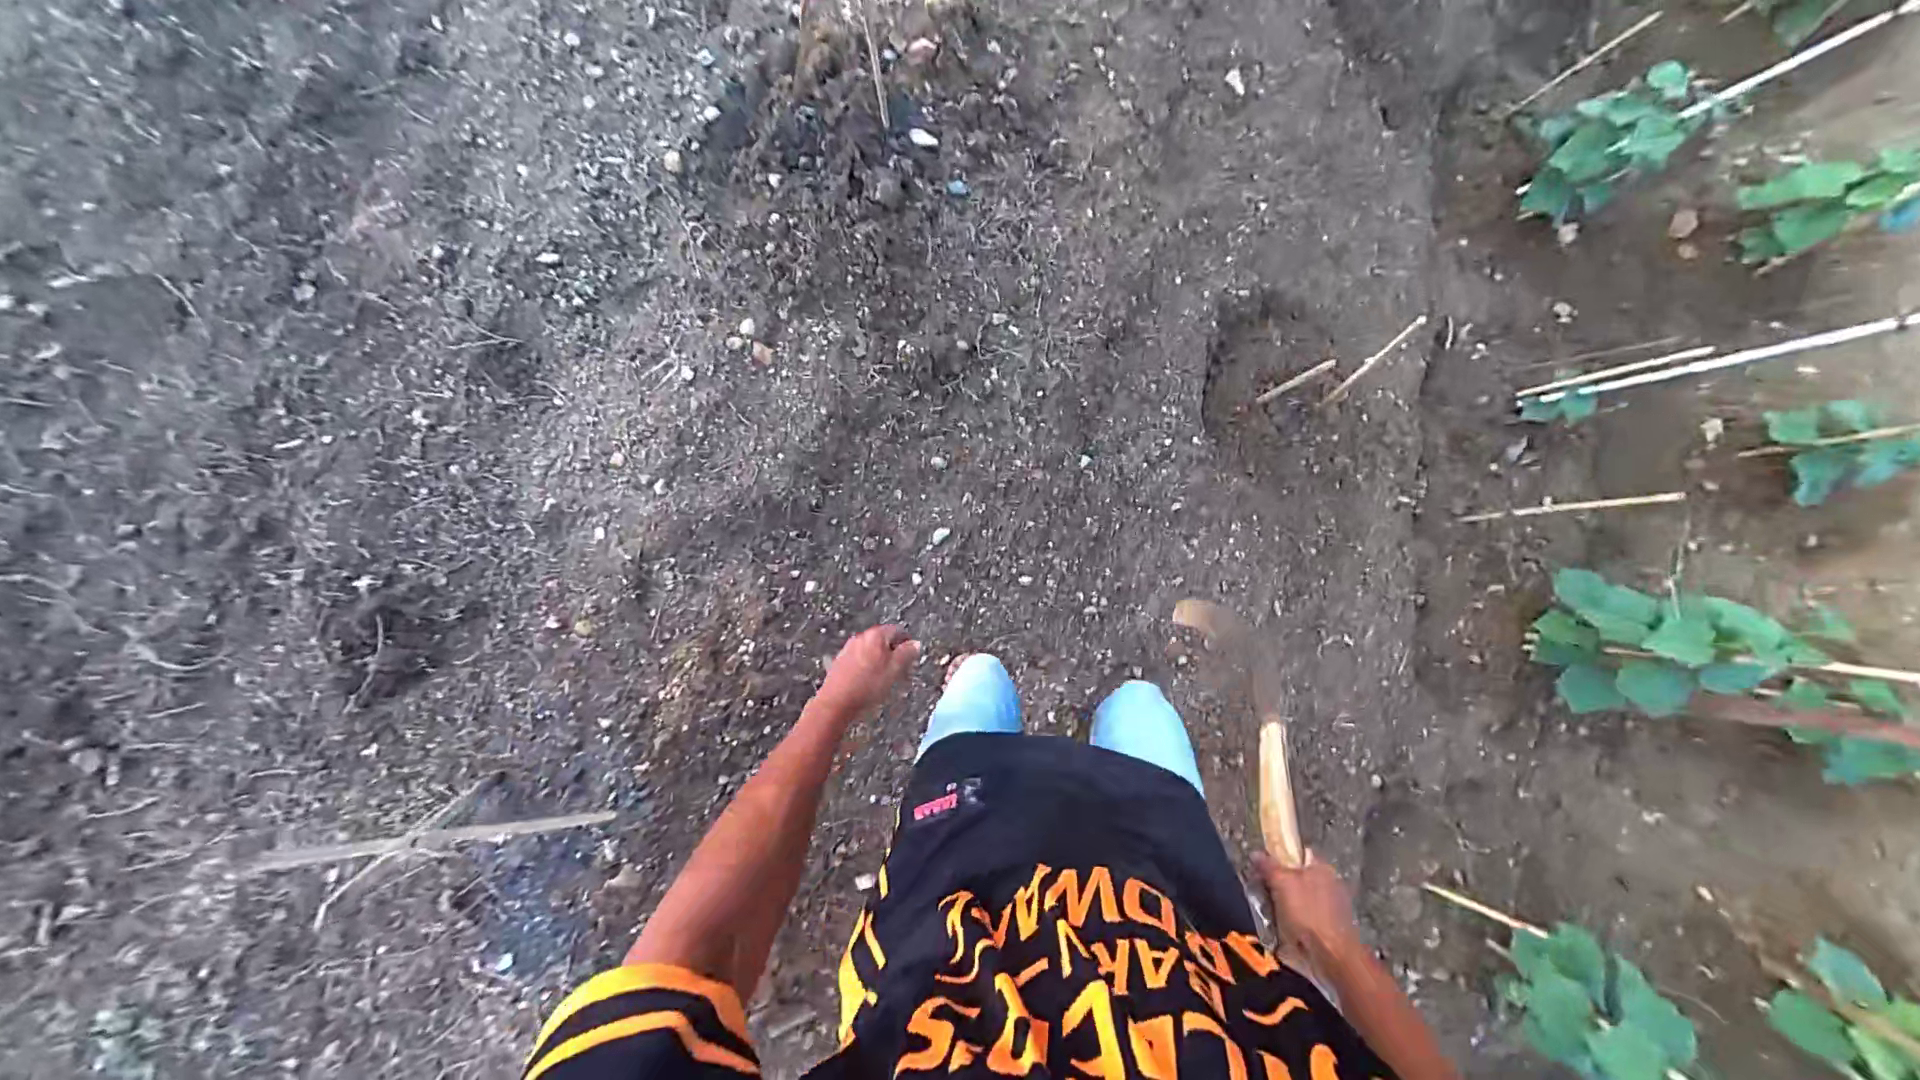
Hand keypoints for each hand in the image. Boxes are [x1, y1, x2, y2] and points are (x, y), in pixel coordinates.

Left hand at [816, 625, 920, 720]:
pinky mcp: (840, 662)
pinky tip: (868, 682)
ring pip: (871, 651)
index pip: (898, 631)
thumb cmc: (867, 686)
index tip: (911, 657)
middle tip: (900, 671)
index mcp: (876, 635)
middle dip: (893, 653)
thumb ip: (907, 653)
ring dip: (880, 661)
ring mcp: (848, 649)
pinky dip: (867, 668)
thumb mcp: (895, 670)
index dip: (907, 643)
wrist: (836, 702)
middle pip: (883, 640)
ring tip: (884, 679)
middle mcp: (861, 637)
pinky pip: (860, 660)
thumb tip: (915, 643)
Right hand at [1253, 850, 1359, 961]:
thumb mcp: (1281, 883)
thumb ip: (1268, 865)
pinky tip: (1283, 929)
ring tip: (1269, 913)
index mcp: (1321, 868)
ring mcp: (1331, 908)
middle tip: (1262, 891)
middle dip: (1277, 884)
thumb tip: (1256, 853)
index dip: (1277, 856)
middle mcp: (1329, 884)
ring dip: (1283, 905)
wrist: (1333, 959)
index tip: (1261, 866)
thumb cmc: (1307, 914)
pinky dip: (1293, 923)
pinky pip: (1304, 919)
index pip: (1296, 853)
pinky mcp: (1330, 930)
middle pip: (1295, 877)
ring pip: (1298, 899)